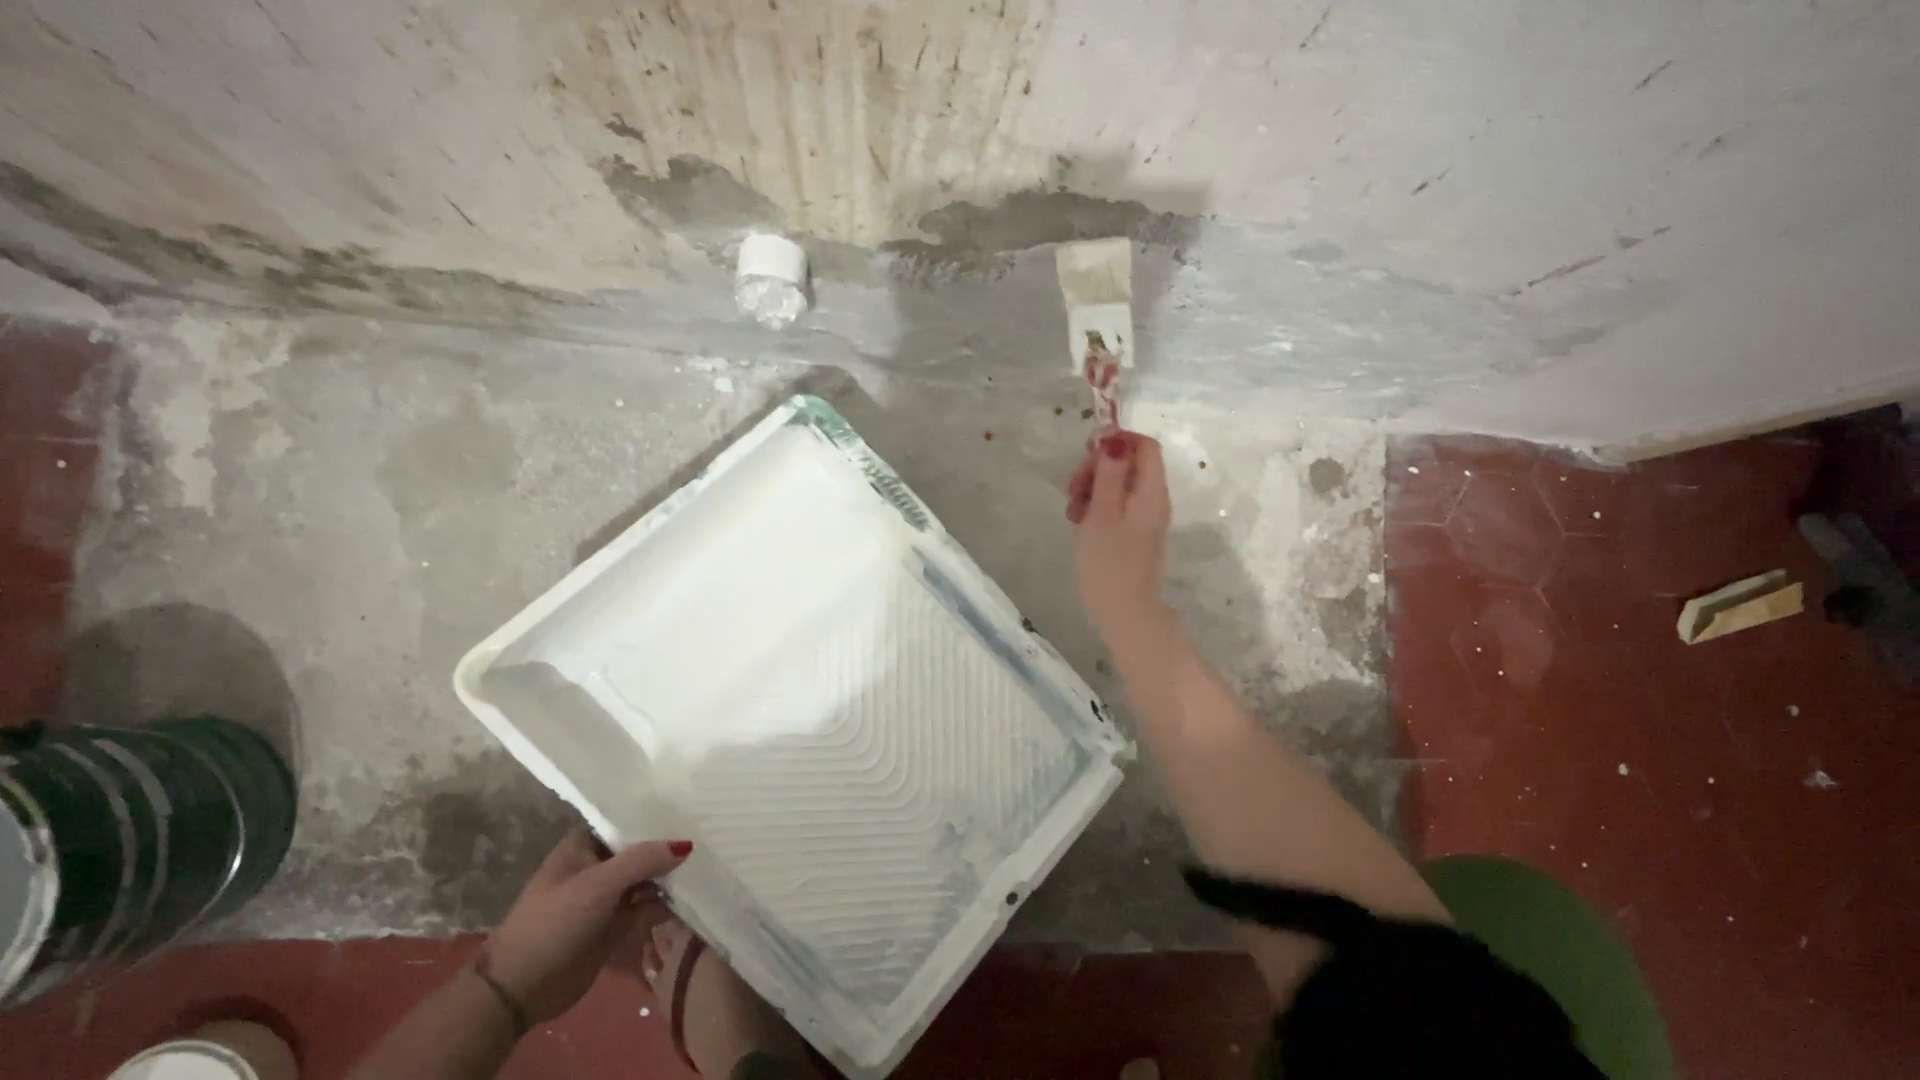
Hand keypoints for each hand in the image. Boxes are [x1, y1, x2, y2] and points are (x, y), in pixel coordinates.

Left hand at [480, 831, 691, 1024]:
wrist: (522, 988)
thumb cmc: (553, 923)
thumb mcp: (598, 884)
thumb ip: (641, 860)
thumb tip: (686, 844)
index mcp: (584, 846)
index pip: (625, 821)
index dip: (655, 817)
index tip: (692, 810)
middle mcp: (597, 867)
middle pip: (640, 850)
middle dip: (668, 848)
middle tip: (710, 837)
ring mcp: (607, 898)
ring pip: (647, 880)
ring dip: (671, 878)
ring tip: (710, 865)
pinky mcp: (615, 926)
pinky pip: (647, 908)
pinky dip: (666, 905)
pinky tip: (694, 897)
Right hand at [1067, 431, 1173, 650]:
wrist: (1124, 614)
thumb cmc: (1109, 563)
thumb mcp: (1102, 512)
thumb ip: (1108, 472)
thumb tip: (1113, 437)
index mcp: (1151, 491)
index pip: (1144, 445)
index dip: (1117, 440)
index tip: (1086, 454)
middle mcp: (1152, 500)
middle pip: (1128, 463)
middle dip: (1097, 467)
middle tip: (1074, 488)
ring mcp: (1143, 518)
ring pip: (1117, 485)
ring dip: (1091, 488)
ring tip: (1072, 511)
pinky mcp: (1132, 534)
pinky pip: (1115, 507)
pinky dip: (1095, 507)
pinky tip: (1079, 523)